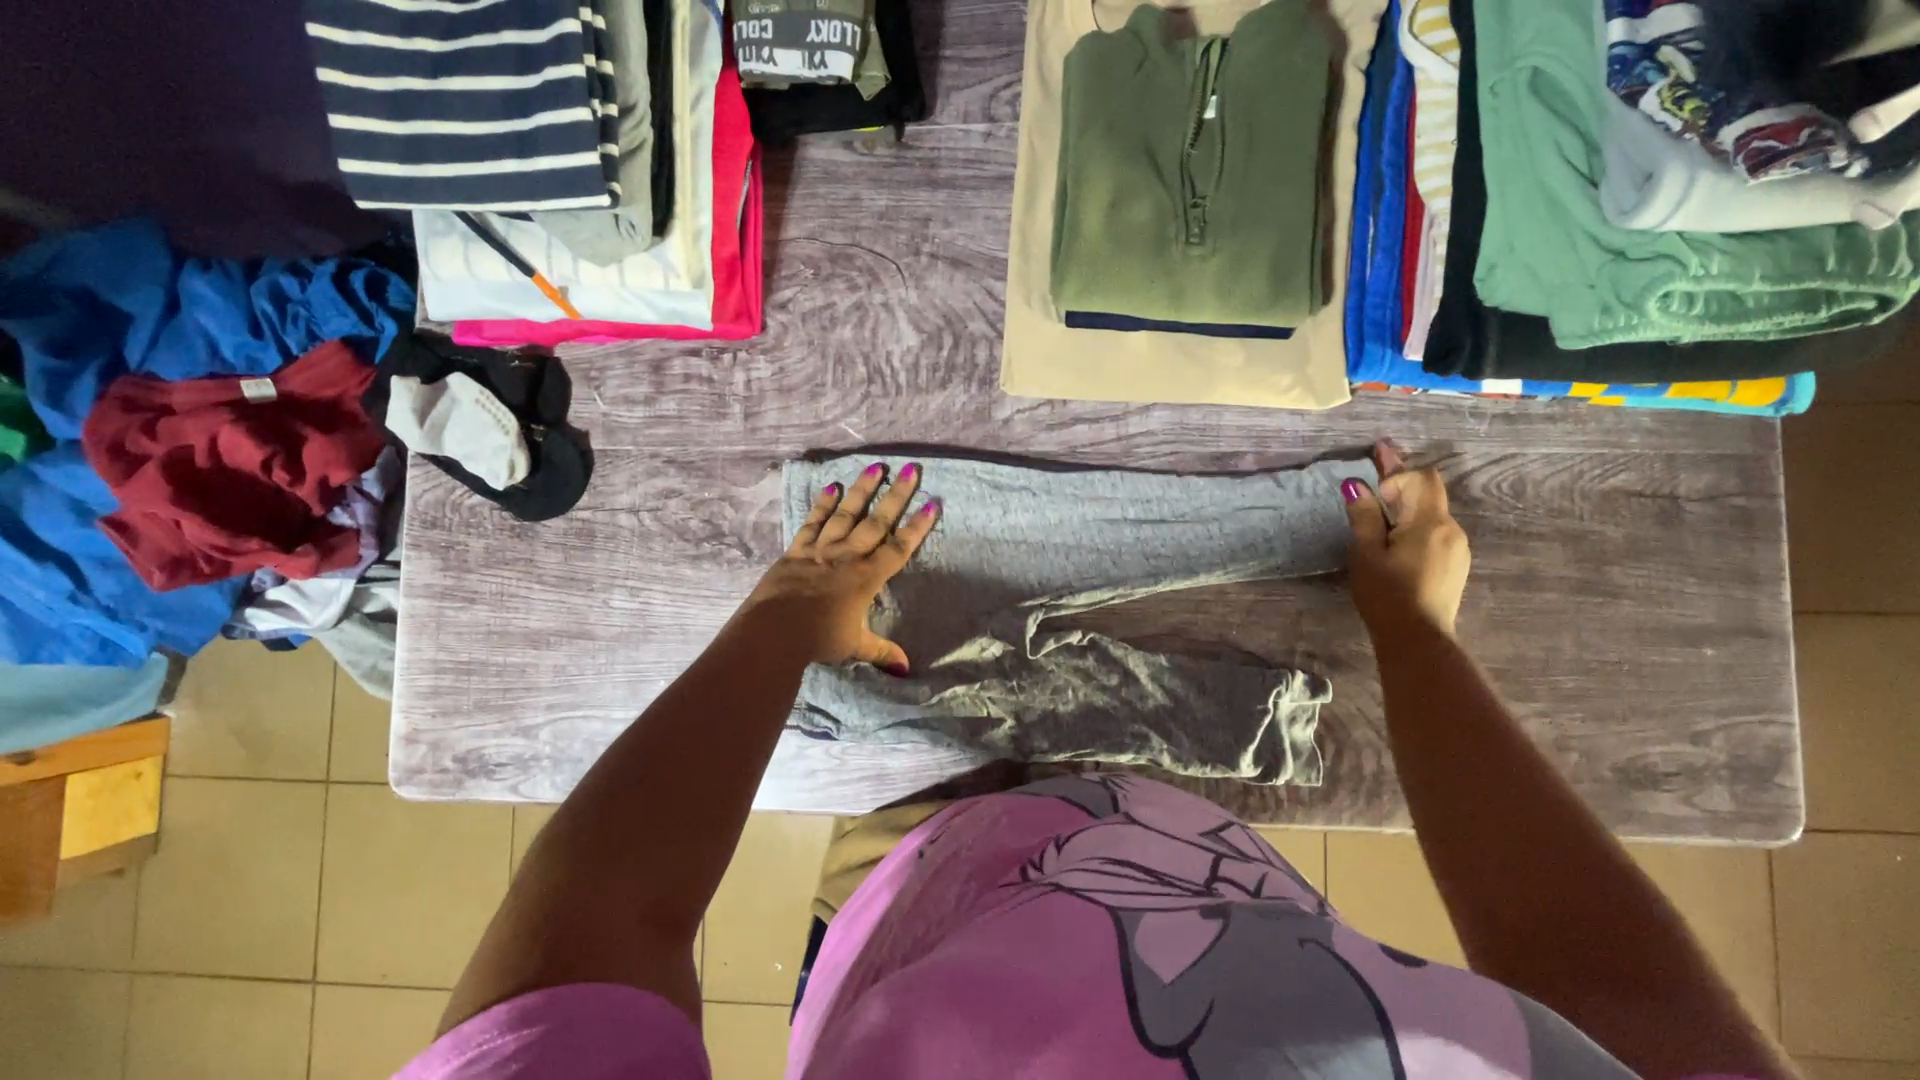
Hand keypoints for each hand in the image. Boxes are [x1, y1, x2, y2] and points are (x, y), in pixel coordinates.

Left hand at [741, 461, 938, 673]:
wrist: (774, 631)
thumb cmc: (819, 640)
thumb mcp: (855, 646)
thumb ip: (881, 651)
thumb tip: (905, 669)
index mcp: (867, 578)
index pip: (899, 548)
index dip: (918, 526)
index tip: (933, 502)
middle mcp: (848, 558)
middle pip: (876, 522)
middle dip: (896, 496)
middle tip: (910, 470)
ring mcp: (821, 550)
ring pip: (846, 514)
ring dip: (862, 490)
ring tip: (876, 466)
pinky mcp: (796, 551)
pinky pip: (812, 523)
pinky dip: (822, 505)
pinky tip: (830, 486)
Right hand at [1343, 446, 1469, 637]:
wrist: (1418, 639)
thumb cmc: (1387, 594)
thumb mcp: (1366, 554)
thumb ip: (1364, 516)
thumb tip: (1357, 485)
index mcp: (1430, 522)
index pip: (1422, 477)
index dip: (1397, 474)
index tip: (1373, 490)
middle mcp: (1451, 529)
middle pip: (1429, 495)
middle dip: (1400, 491)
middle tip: (1371, 497)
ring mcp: (1458, 549)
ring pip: (1432, 517)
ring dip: (1407, 514)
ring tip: (1380, 532)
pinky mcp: (1456, 566)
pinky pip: (1436, 536)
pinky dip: (1416, 532)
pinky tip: (1397, 554)